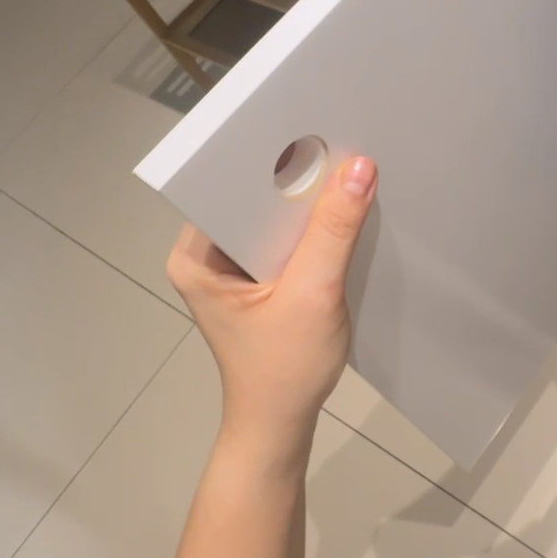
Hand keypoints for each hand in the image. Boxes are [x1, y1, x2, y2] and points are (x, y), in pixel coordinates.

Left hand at [167, 156, 376, 457]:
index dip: (274, 159)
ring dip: (308, 205)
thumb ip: (334, 230)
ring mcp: (232, 266)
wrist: (282, 425)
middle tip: (341, 147)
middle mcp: (207, 252)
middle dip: (297, 180)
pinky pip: (286, 239)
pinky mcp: (257, 278)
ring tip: (347, 174)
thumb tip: (361, 166)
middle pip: (255, 198)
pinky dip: (312, 230)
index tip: (316, 132)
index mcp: (195, 253)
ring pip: (274, 218)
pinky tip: (342, 214)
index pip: (231, 186)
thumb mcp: (313, 293)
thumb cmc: (285, 367)